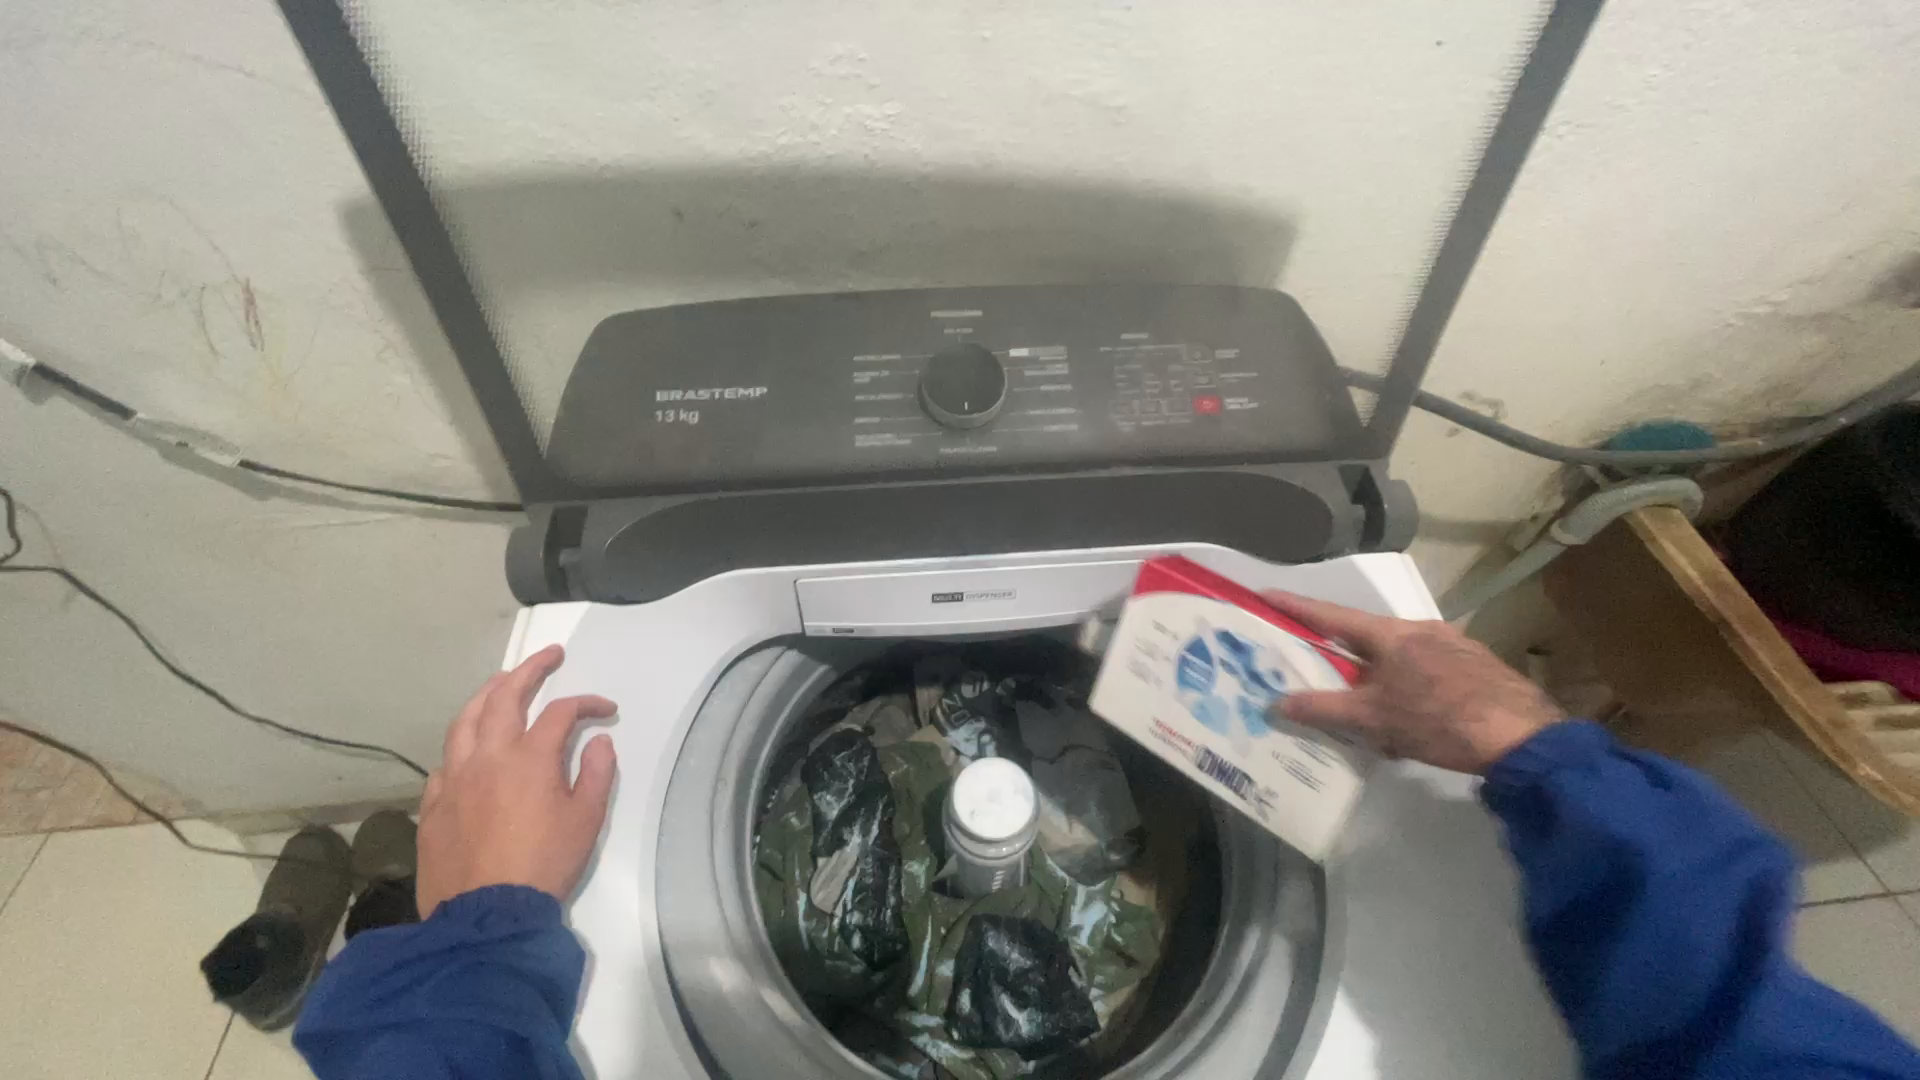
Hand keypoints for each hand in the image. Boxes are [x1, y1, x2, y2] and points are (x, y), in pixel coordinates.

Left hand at [415, 645, 618, 917]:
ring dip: (488, 694)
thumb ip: (596, 772)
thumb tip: (598, 741)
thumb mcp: (587, 818)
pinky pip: (446, 760)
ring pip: (465, 720)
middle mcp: (488, 756)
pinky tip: (473, 747)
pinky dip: (465, 742)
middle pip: (504, 697)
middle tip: (550, 656)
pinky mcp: (433, 805)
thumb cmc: (545, 863)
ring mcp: (454, 779)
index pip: (562, 712)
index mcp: (529, 757)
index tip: (607, 711)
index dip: (589, 703)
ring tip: (504, 682)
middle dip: (530, 670)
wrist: (486, 916)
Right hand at [1262, 592, 1563, 773]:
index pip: (1330, 615)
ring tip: (1370, 700)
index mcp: (1390, 635)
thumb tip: (1276, 703)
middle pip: (1365, 634)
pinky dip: (1407, 680)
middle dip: (1340, 649)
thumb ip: (1323, 708)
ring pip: (1398, 652)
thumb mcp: (1374, 719)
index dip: (1295, 606)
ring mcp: (1454, 643)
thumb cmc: (1440, 721)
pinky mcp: (1477, 664)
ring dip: (1377, 670)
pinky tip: (1412, 710)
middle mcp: (1420, 628)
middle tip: (1318, 662)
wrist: (1527, 741)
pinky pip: (1426, 665)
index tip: (1266, 593)